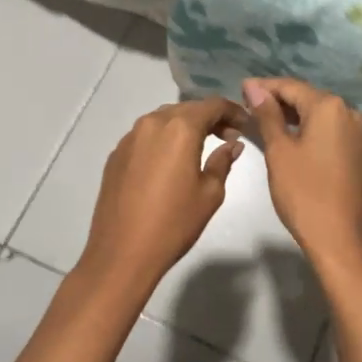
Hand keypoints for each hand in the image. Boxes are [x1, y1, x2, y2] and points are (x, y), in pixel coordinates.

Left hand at [81, 97, 247, 285]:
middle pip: (187, 109)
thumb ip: (222, 161)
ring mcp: (130, 138)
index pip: (212, 105)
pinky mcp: (116, 154)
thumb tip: (232, 144)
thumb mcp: (209, 194)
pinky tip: (170, 162)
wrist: (120, 255)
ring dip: (185, 127)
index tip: (245, 125)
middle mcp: (153, 123)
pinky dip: (163, 140)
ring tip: (200, 147)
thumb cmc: (173, 224)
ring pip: (165, 119)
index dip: (233, 111)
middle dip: (210, 118)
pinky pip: (146, 136)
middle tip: (227, 137)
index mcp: (180, 128)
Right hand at [244, 78, 361, 270]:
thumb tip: (253, 86)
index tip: (240, 89)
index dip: (264, 86)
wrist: (338, 237)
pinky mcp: (352, 147)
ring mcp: (353, 129)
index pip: (291, 86)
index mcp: (329, 106)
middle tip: (246, 104)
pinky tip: (284, 133)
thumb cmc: (303, 192)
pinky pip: (324, 126)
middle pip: (305, 96)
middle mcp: (346, 110)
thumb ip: (267, 115)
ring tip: (259, 117)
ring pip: (315, 111)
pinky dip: (304, 126)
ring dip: (289, 113)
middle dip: (276, 98)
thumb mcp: (279, 151)